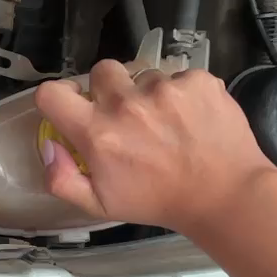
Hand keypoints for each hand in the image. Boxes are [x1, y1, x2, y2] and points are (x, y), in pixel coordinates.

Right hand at [34, 59, 276, 234]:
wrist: (225, 195)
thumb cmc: (156, 202)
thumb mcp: (97, 205)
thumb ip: (60, 178)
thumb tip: (51, 145)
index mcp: (97, 133)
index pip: (51, 93)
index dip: (57, 97)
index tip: (72, 107)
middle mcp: (126, 104)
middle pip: (101, 71)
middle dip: (107, 90)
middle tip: (124, 115)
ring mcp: (166, 88)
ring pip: (144, 75)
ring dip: (147, 94)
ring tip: (164, 122)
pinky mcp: (199, 81)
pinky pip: (179, 77)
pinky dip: (181, 94)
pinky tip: (189, 119)